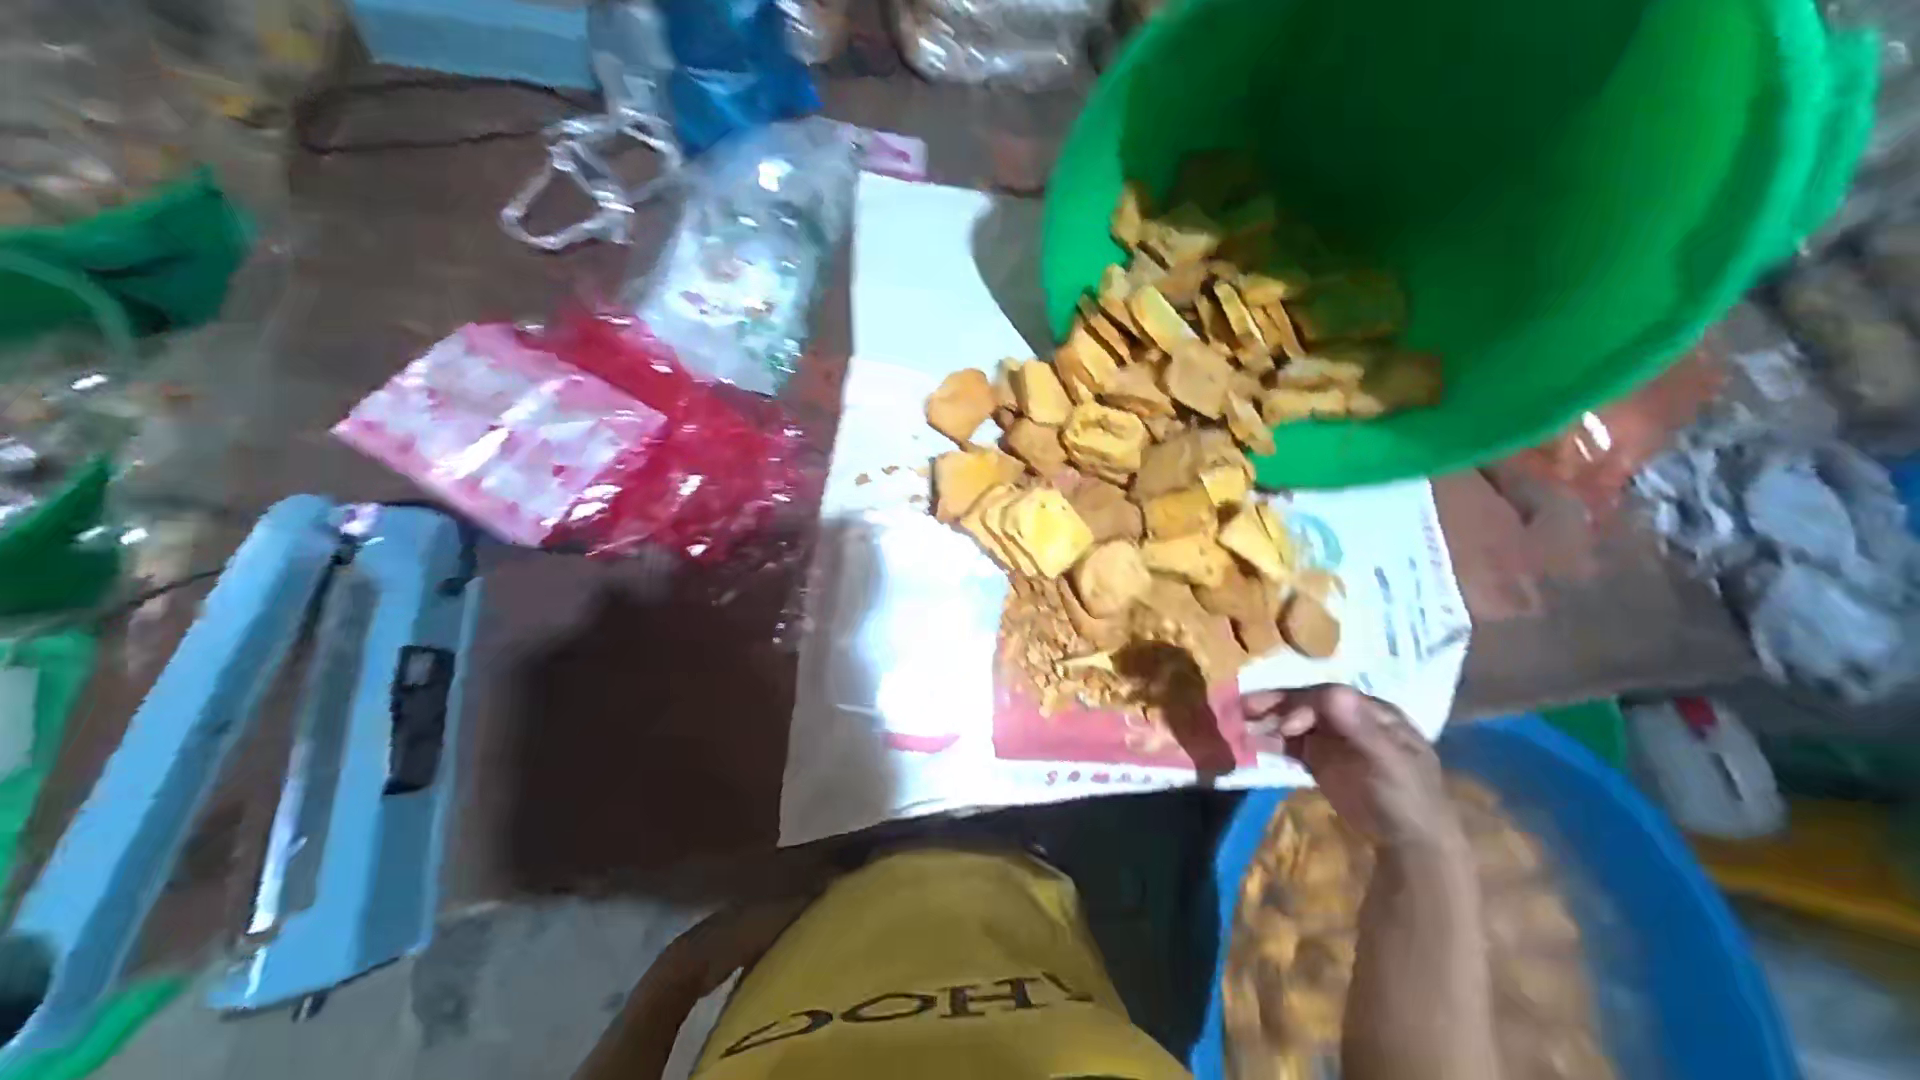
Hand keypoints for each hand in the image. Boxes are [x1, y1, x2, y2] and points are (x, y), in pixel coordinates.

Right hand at [1243, 684, 1460, 850]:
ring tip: (1242, 725)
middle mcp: (1349, 719)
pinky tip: (1254, 742)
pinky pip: (1291, 743)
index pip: (1329, 696)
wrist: (1409, 843)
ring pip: (1295, 720)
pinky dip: (1272, 741)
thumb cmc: (1408, 799)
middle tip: (1245, 709)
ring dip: (1269, 720)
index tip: (1285, 726)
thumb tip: (1332, 692)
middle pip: (1307, 703)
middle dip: (1277, 705)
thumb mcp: (1390, 762)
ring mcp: (1332, 739)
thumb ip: (1361, 729)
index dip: (1303, 704)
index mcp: (1373, 712)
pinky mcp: (1318, 759)